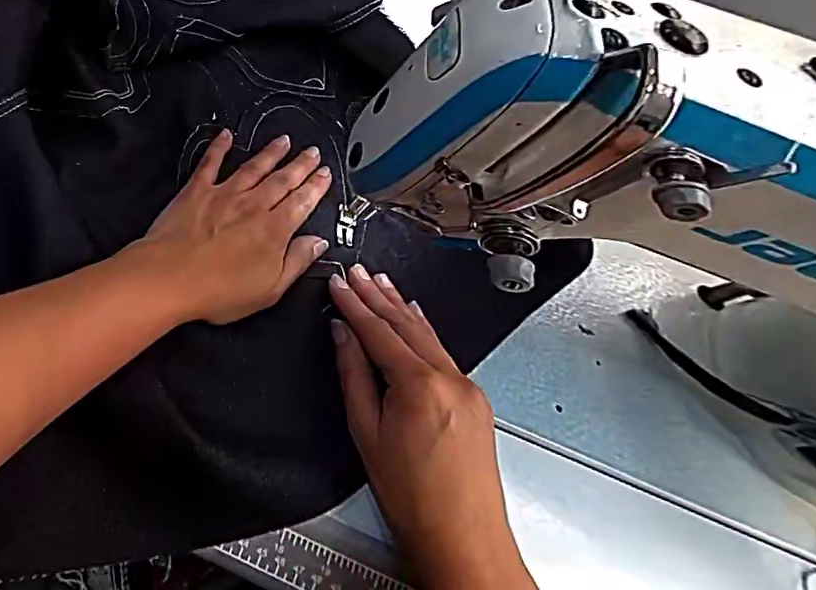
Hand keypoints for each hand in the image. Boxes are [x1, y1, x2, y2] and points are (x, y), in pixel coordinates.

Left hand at [130, 131, 331, 324]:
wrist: (170, 278)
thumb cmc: (217, 290)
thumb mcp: (269, 289)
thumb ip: (297, 262)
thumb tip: (317, 244)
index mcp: (273, 230)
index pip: (302, 202)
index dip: (316, 187)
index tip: (324, 175)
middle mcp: (253, 206)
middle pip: (283, 180)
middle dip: (300, 165)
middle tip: (312, 152)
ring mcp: (224, 195)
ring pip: (254, 167)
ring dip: (271, 153)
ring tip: (283, 141)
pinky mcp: (197, 191)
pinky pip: (211, 163)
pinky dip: (219, 147)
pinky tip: (226, 136)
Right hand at [329, 267, 535, 589]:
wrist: (464, 542)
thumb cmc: (415, 502)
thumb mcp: (367, 435)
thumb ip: (353, 375)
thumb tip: (343, 335)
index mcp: (420, 386)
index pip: (379, 330)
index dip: (354, 304)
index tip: (339, 284)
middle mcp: (450, 378)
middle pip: (405, 323)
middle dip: (376, 295)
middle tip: (357, 272)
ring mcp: (467, 386)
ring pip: (427, 333)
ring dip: (400, 305)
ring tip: (380, 282)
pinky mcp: (476, 397)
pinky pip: (444, 350)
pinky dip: (423, 329)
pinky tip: (414, 315)